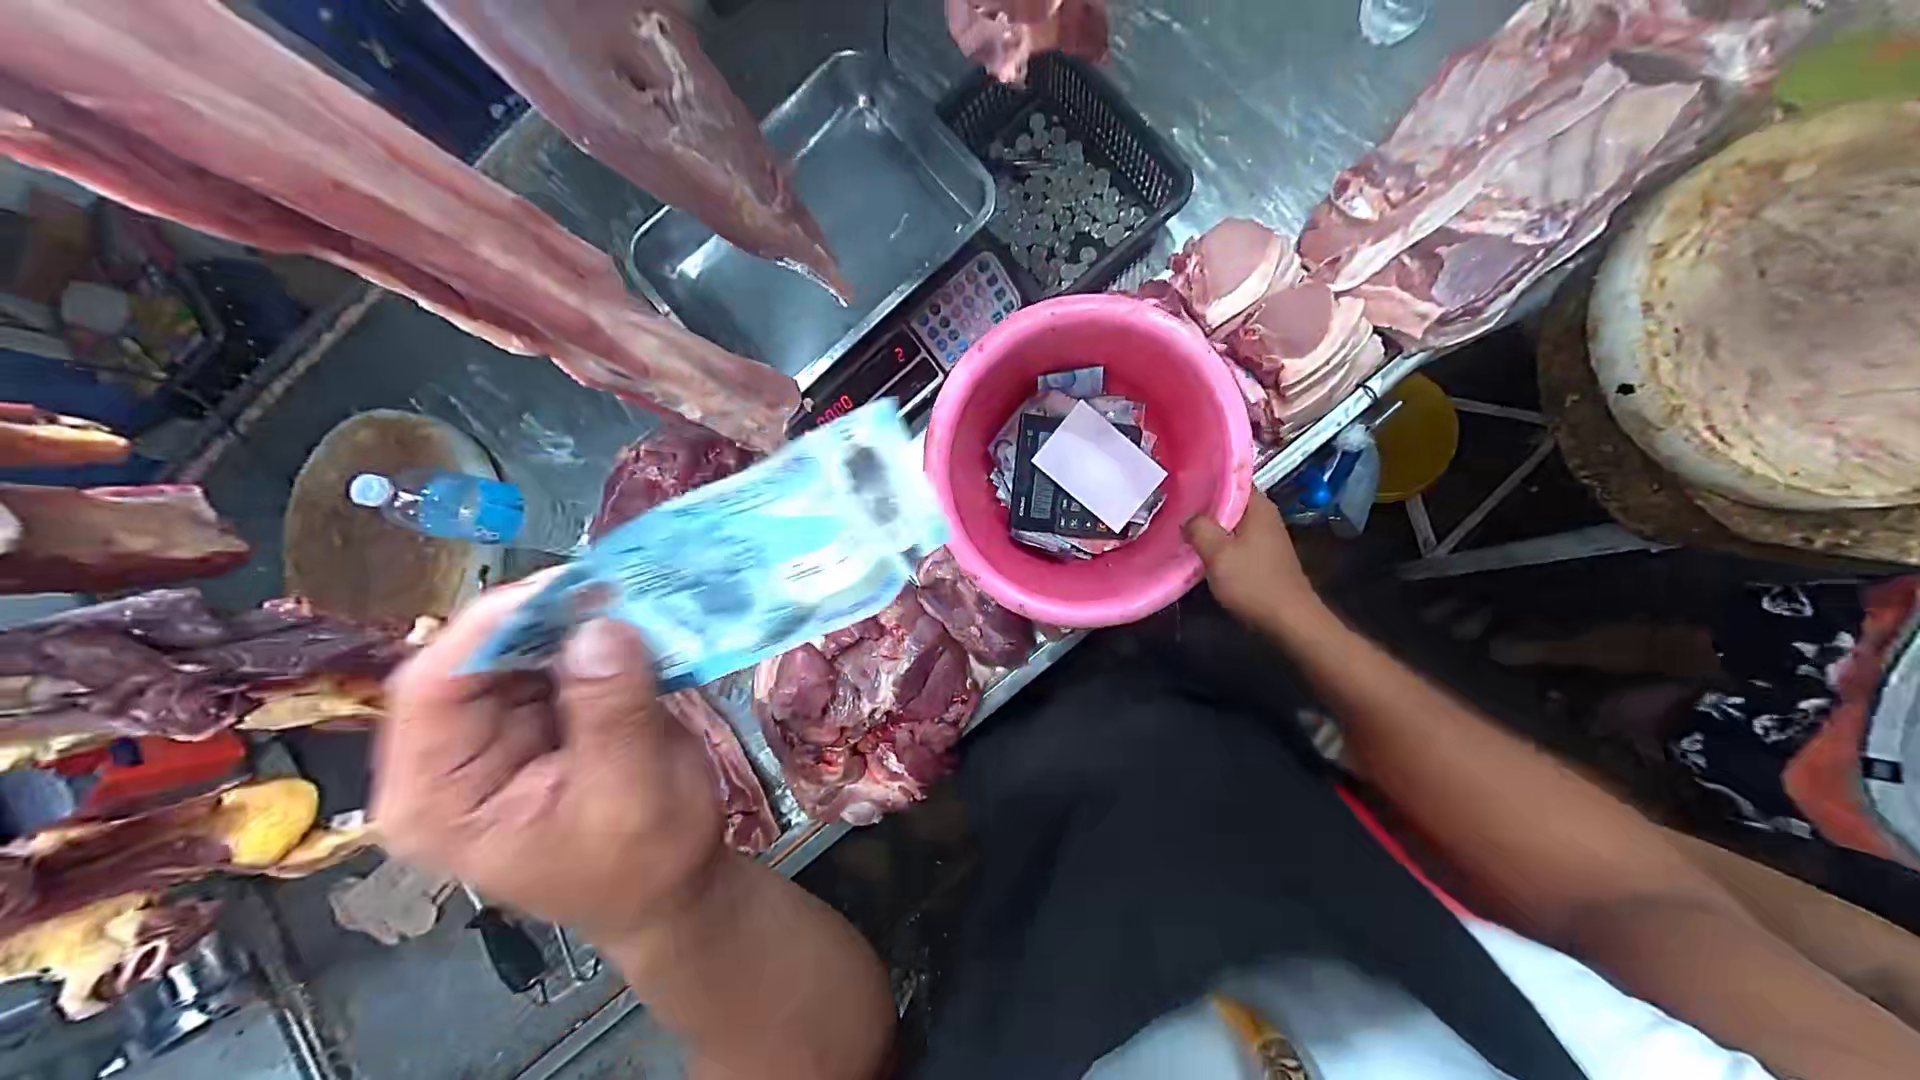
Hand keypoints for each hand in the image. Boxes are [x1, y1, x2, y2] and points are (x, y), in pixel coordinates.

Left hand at [372, 582, 726, 942]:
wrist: (675, 888)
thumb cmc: (644, 861)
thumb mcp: (630, 794)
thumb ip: (612, 713)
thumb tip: (601, 626)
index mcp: (439, 794)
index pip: (435, 686)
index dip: (492, 626)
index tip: (568, 587)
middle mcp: (455, 754)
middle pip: (478, 657)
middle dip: (545, 617)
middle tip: (613, 583)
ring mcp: (501, 731)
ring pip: (523, 648)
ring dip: (577, 620)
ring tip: (631, 595)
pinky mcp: (546, 716)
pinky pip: (562, 658)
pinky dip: (599, 636)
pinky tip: (635, 620)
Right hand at [1184, 487, 1325, 633]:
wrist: (1288, 620)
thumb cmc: (1253, 583)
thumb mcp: (1218, 553)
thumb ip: (1199, 529)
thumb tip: (1188, 519)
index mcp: (1258, 507)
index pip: (1231, 478)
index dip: (1205, 477)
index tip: (1179, 481)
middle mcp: (1264, 516)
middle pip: (1228, 500)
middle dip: (1202, 503)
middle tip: (1172, 505)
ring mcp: (1264, 537)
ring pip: (1229, 522)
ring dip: (1208, 525)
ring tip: (1179, 526)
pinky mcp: (1261, 555)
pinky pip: (1233, 539)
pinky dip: (1217, 542)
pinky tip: (1198, 550)